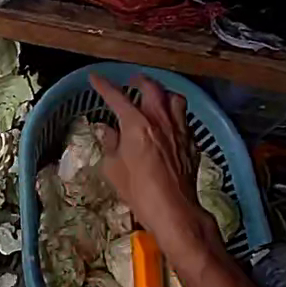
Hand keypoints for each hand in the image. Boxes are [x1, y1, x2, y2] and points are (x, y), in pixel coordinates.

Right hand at [90, 74, 220, 265]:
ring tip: (157, 96)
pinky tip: (170, 121)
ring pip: (174, 98)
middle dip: (139, 81)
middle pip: (152, 88)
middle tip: (132, 80)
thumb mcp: (114, 168)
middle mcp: (160, 120)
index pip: (117, 97)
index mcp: (136, 124)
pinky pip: (184, 117)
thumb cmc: (139, 190)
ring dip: (163, 93)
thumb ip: (110, 144)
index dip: (104, 86)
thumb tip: (106, 130)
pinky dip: (175, 113)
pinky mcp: (190, 142)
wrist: (173, 209)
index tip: (95, 78)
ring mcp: (178, 129)